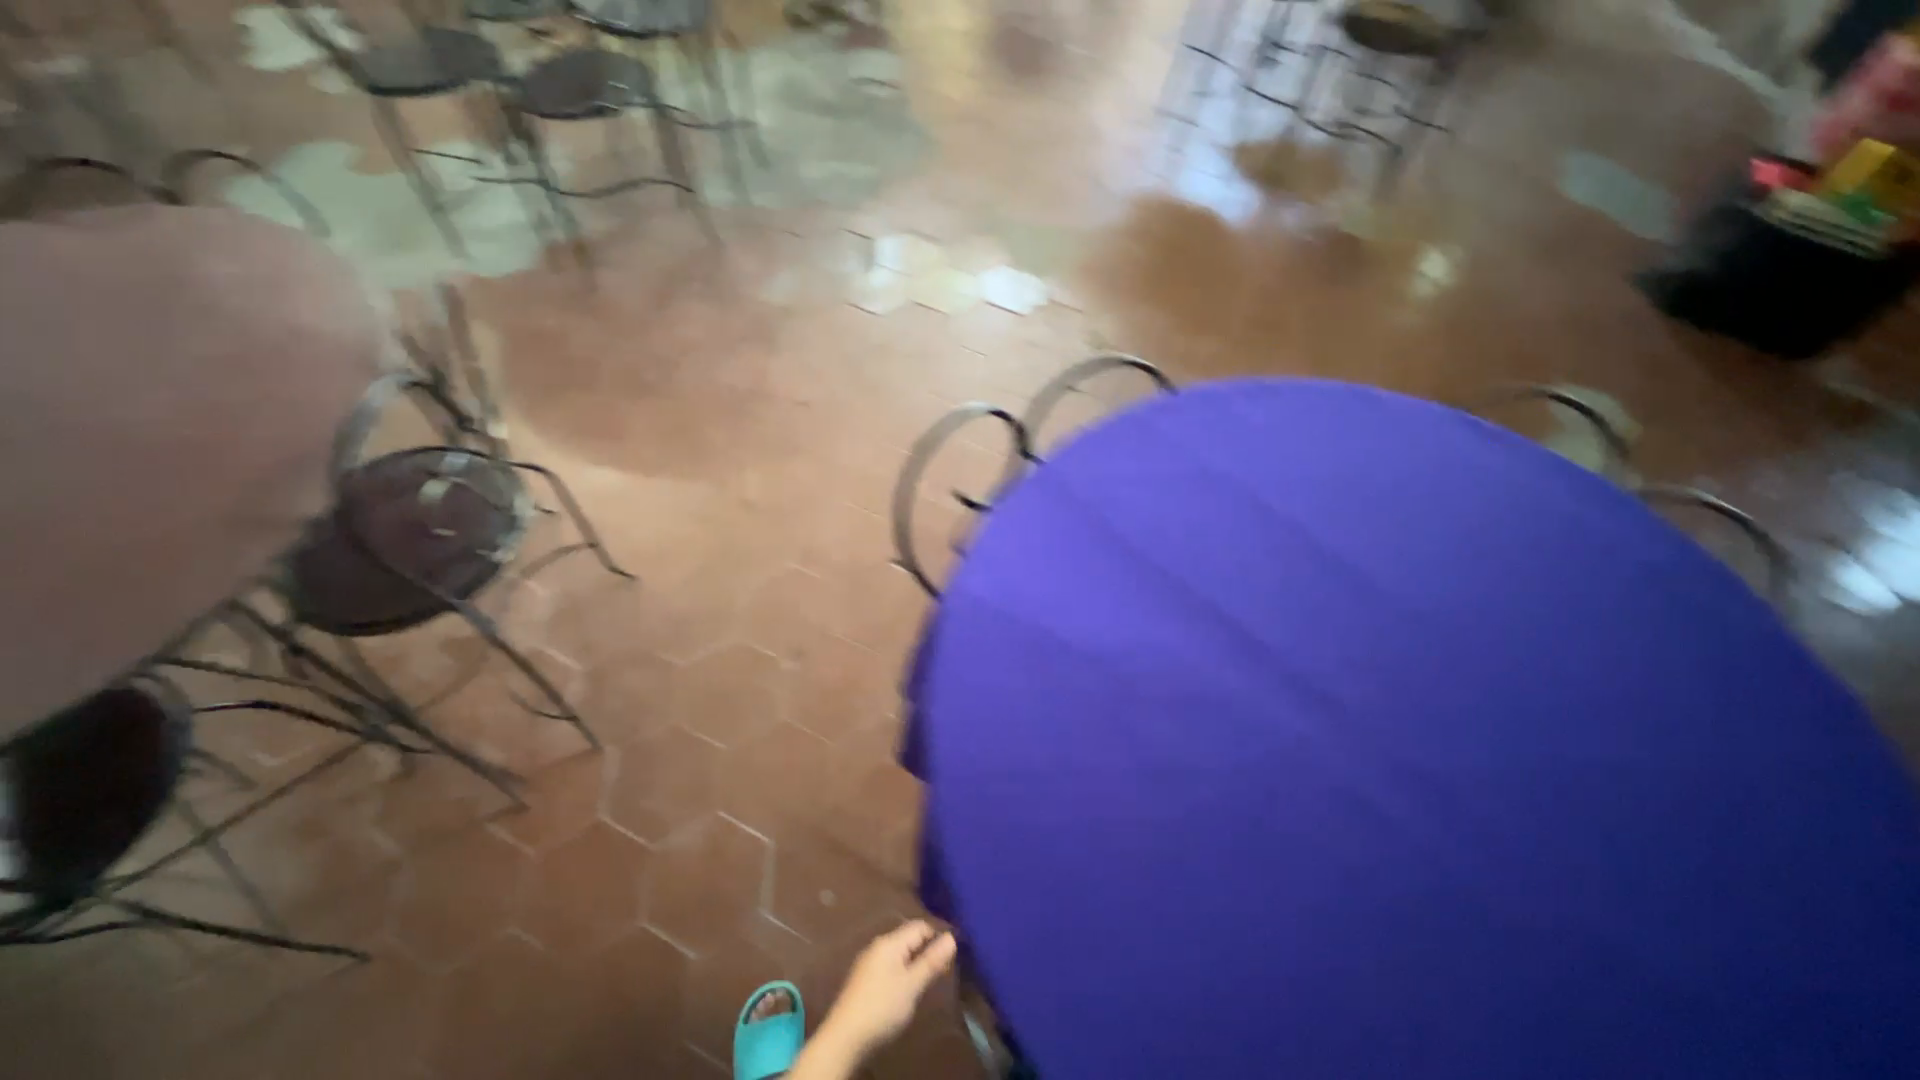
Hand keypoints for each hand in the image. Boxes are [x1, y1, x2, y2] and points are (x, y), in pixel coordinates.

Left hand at [818, 920, 958, 1056]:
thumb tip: (951, 937)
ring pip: (899, 954)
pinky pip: (890, 967)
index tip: (954, 953)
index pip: (919, 926)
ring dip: (915, 962)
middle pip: (908, 939)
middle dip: (927, 950)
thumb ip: (931, 961)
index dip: (938, 935)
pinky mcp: (864, 980)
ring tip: (930, 979)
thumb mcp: (912, 984)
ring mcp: (869, 963)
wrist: (845, 1037)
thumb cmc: (882, 1006)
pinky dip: (903, 972)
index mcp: (889, 943)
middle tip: (946, 969)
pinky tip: (908, 988)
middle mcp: (877, 946)